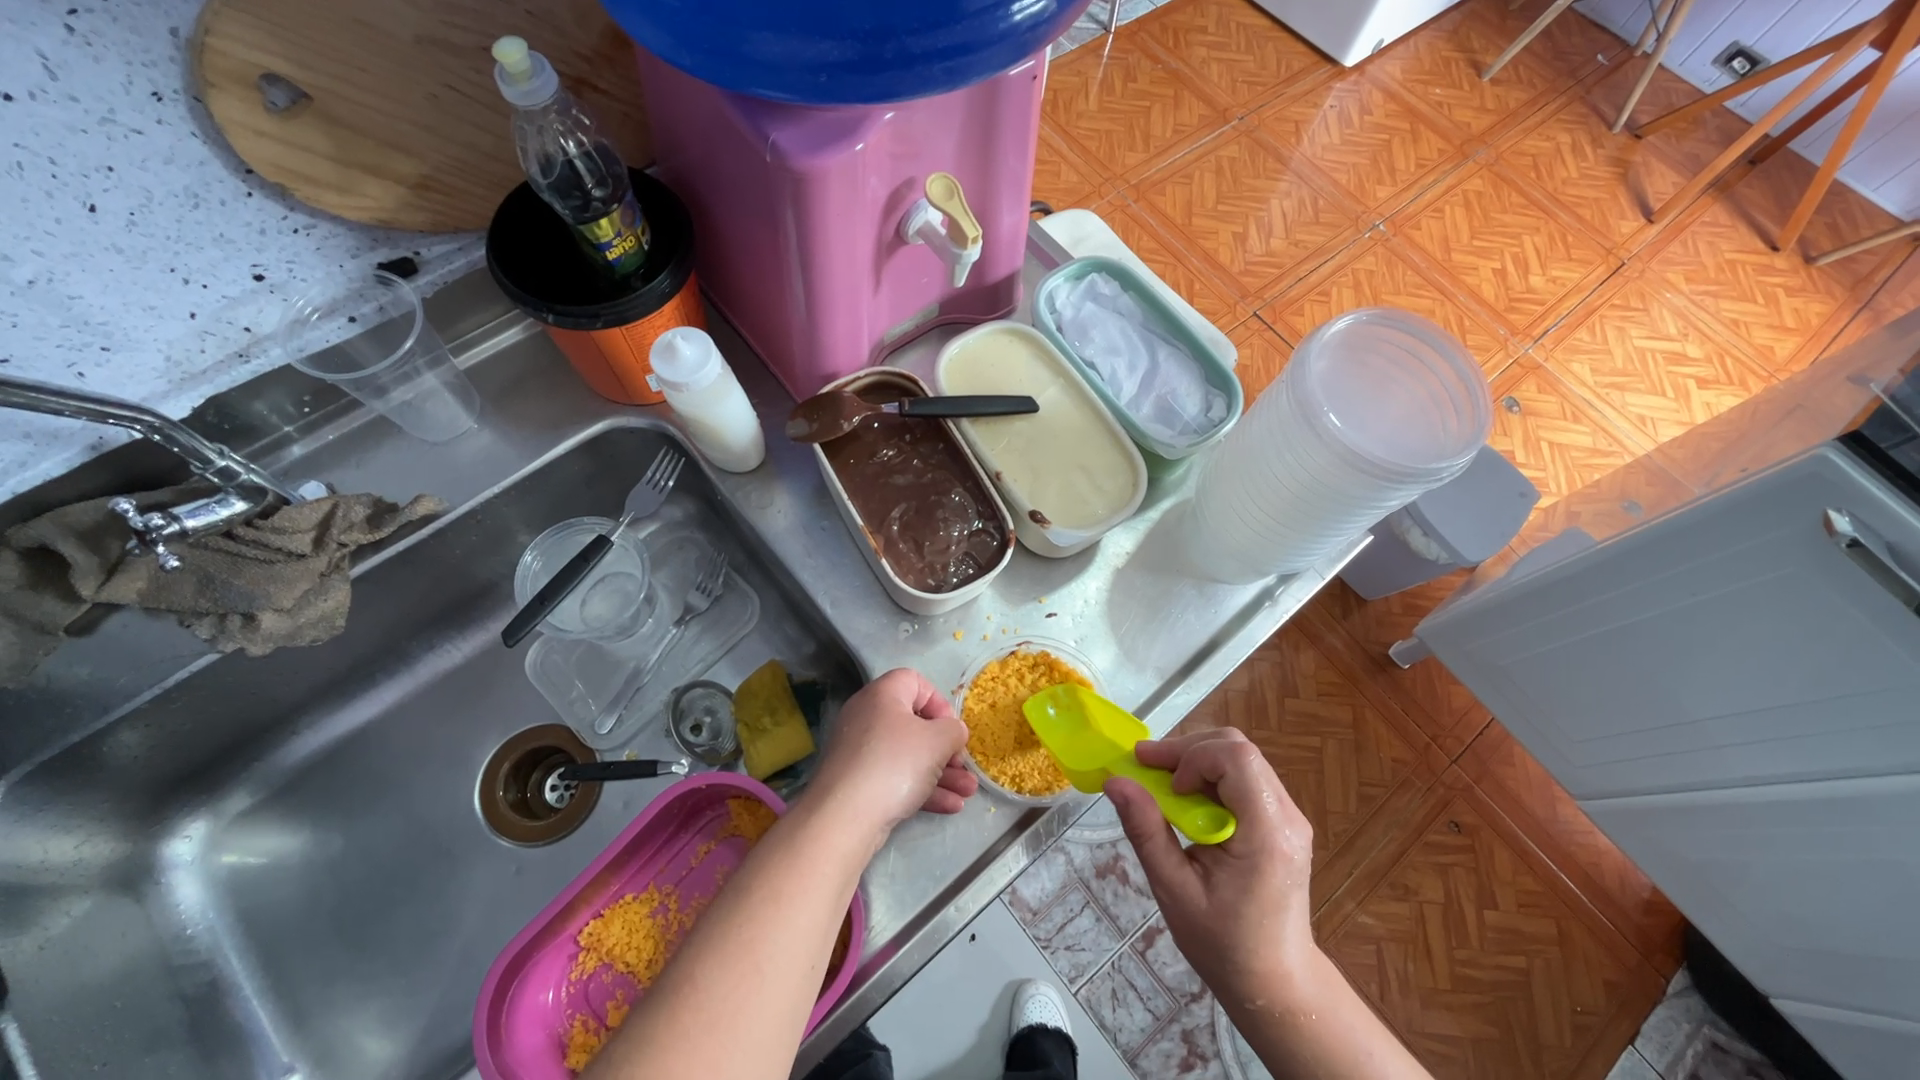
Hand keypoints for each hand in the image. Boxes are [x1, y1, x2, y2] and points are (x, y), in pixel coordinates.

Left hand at [809, 669, 975, 839]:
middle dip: (946, 747)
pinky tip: (950, 806)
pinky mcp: (859, 782)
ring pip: (909, 756)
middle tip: (963, 765)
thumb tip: (953, 731)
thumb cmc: (895, 765)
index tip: (952, 728)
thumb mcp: (937, 741)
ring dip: (941, 773)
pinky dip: (922, 788)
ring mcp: (861, 751)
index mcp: (882, 695)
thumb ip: (954, 730)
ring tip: (968, 793)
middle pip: (914, 724)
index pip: (914, 681)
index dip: (939, 702)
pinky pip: (896, 778)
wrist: (844, 816)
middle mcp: (867, 717)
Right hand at [1106, 728, 1317, 1010]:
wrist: (1274, 980)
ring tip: (1163, 786)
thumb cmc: (1222, 943)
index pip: (1236, 758)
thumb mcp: (1174, 890)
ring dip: (1197, 761)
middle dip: (1187, 750)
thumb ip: (1146, 831)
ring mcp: (1289, 817)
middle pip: (1238, 749)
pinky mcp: (1282, 823)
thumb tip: (1115, 782)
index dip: (1191, 756)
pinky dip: (1210, 777)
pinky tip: (1186, 801)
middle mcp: (1287, 816)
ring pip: (1241, 758)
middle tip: (1147, 769)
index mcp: (1266, 833)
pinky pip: (1246, 779)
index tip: (1160, 781)